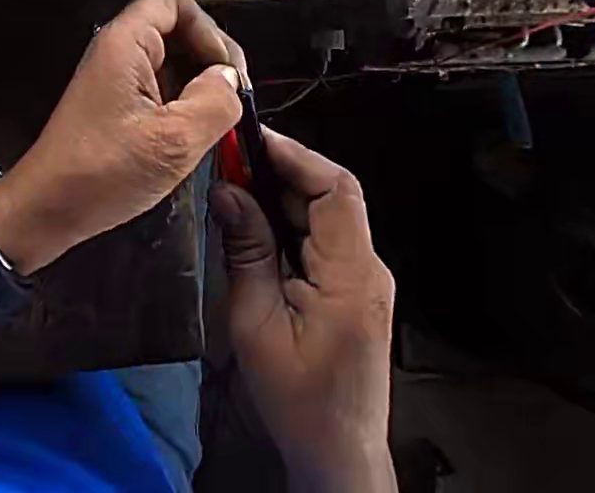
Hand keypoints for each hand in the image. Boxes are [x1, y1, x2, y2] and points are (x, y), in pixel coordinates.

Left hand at [0, 0, 243, 273]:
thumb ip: (215, 102)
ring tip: (214, 121)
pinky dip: (184, 103)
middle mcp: (120, 50)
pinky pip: (162, 86)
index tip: (226, 70)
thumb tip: (231, 81)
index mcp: (126, 43)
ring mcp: (118, 76)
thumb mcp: (173, 141)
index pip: (175, 1)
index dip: (209, 29)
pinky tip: (193, 133)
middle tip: (230, 100)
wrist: (47, 208)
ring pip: (174, 60)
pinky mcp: (119, 101)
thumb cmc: (101, 173)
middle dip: (210, 59)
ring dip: (200, 86)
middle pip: (179, 29)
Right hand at [215, 130, 396, 492]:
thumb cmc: (298, 401)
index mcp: (352, 275)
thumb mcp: (257, 324)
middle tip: (234, 158)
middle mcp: (367, 266)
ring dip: (282, 191)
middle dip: (282, 169)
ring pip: (325, 210)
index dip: (295, 155)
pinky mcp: (352, 283)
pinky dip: (288, 217)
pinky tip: (257, 218)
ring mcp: (363, 275)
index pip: (336, 190)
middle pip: (332, 193)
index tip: (252, 139)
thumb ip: (245, 252)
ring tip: (238, 182)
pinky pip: (321, 233)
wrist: (338, 455)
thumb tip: (227, 192)